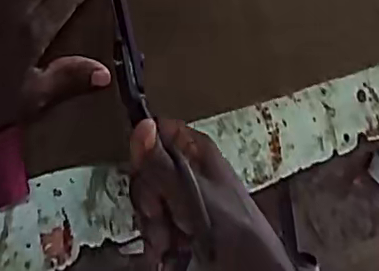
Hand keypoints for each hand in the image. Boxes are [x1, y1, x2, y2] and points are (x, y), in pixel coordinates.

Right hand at [129, 119, 294, 270]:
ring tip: (167, 241)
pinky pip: (157, 224)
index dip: (144, 150)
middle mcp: (191, 171)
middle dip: (148, 198)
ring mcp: (187, 201)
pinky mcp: (184, 228)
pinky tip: (166, 252)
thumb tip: (142, 125)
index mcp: (197, 151)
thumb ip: (163, 163)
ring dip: (152, 224)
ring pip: (150, 200)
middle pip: (149, 169)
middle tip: (159, 215)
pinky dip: (157, 240)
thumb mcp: (193, 194)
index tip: (144, 171)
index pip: (158, 132)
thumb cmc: (236, 234)